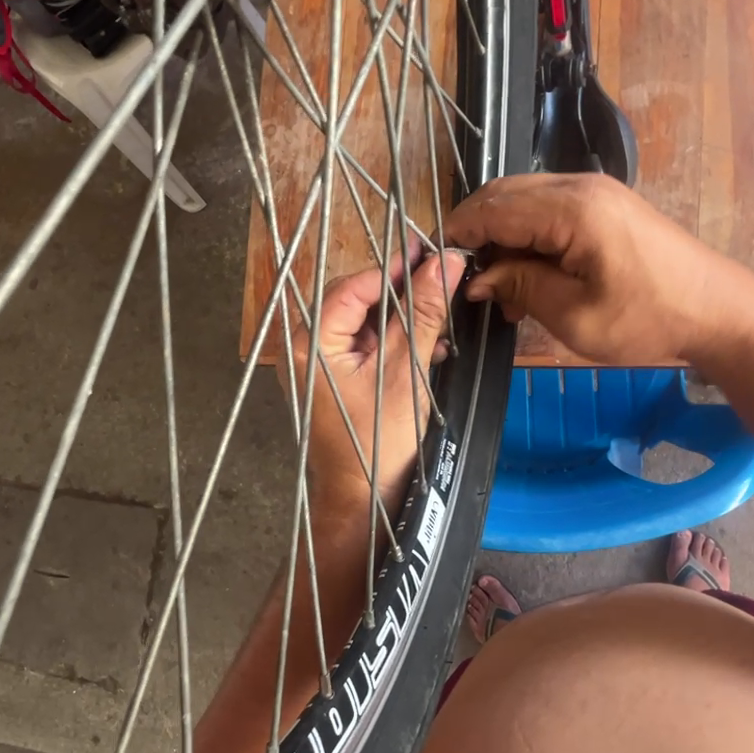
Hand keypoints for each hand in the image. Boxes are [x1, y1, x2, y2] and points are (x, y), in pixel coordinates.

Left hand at [285, 245, 463, 517]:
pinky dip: (393, 343)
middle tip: (439, 275)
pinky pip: (364, 347)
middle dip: (399, 290)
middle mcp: (305, 349)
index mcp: (310, 343)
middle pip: (355, 300)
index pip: (352, 286)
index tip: (430, 252)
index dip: (393, 268)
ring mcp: (319, 366)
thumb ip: (423, 313)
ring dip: (401, 318)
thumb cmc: (379, 441)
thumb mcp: (406, 372)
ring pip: (363, 323)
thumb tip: (447, 262)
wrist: (363, 499)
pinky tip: (427, 346)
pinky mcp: (334, 381)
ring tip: (440, 316)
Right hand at [445, 173, 753, 365]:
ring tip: (495, 288)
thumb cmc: (646, 319)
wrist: (717, 311)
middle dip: (476, 232)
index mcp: (572, 209)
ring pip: (524, 201)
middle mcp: (580, 187)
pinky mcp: (604, 206)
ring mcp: (595, 192)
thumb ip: (520, 286)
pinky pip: (548, 211)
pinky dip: (526, 238)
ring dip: (501, 238)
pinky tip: (525, 277)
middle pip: (505, 195)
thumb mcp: (573, 315)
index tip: (434, 264)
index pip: (494, 208)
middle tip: (460, 277)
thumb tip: (478, 278)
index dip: (459, 233)